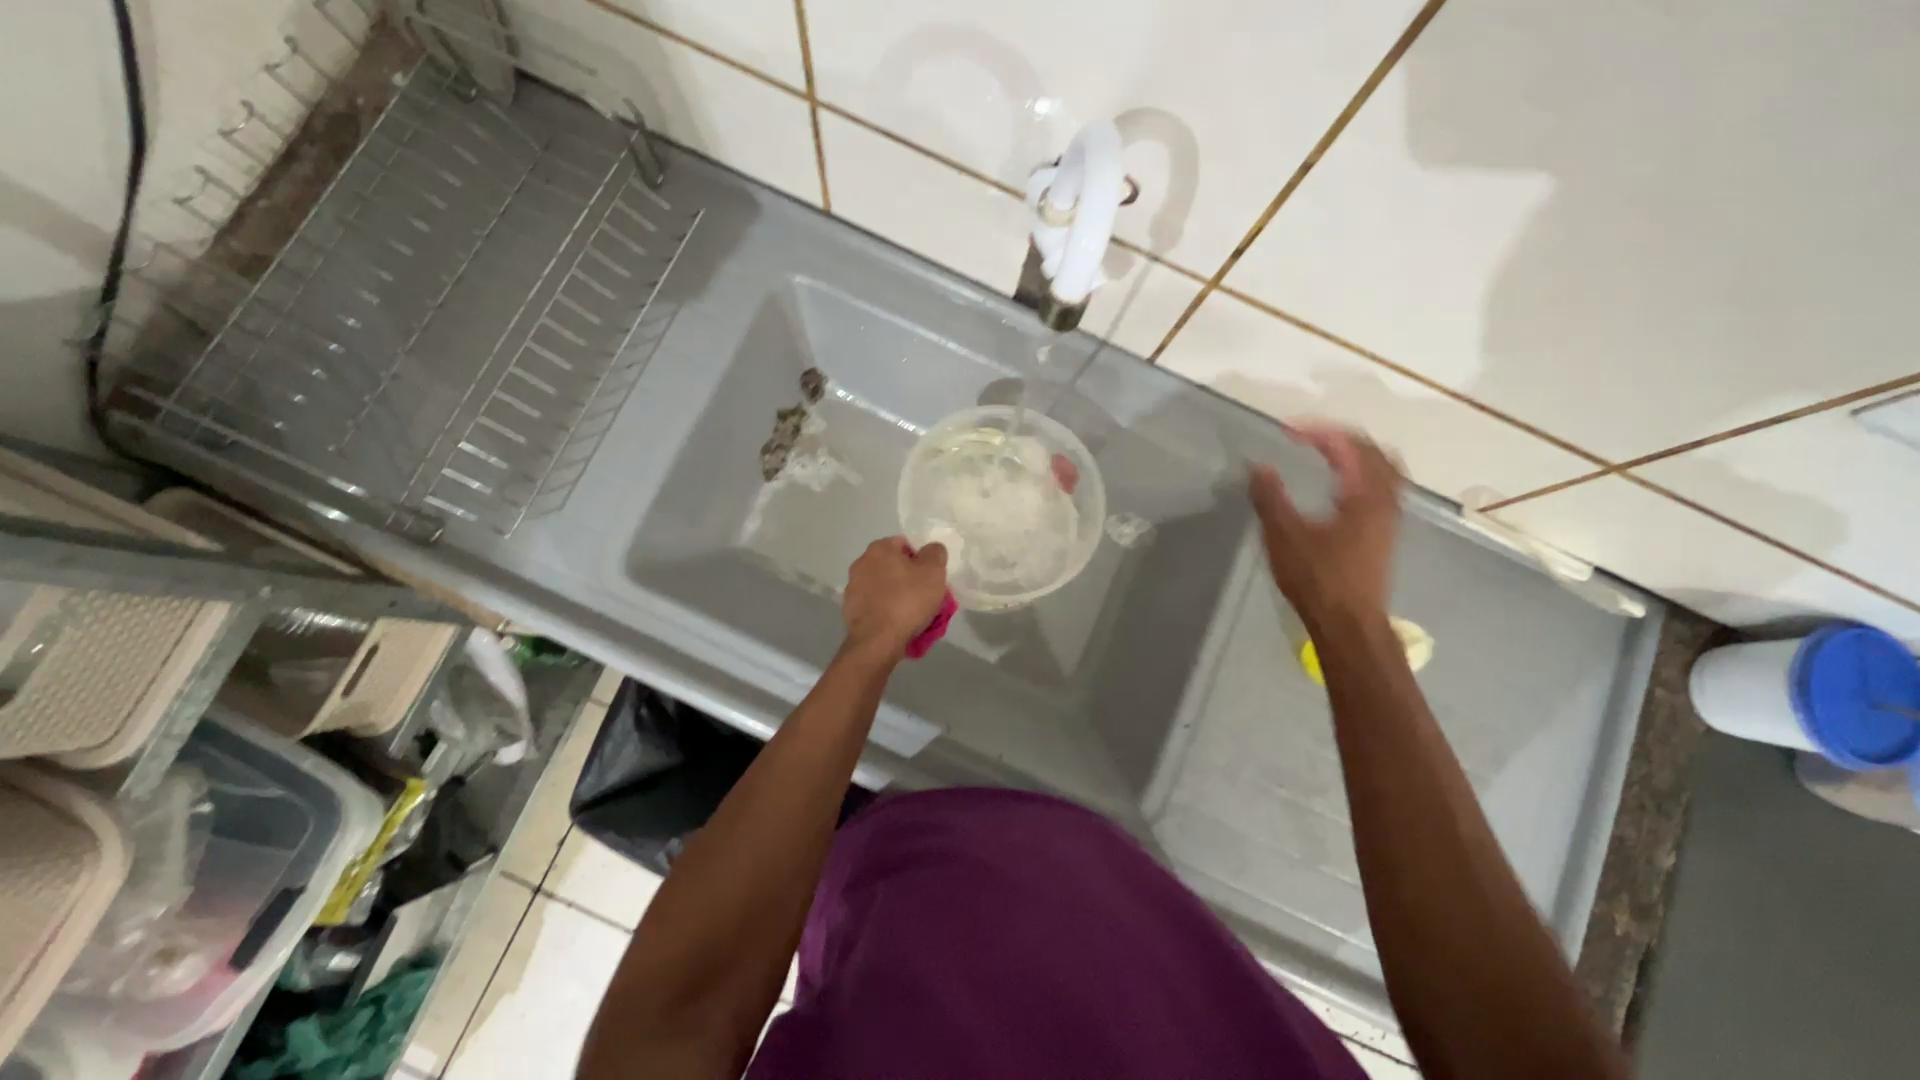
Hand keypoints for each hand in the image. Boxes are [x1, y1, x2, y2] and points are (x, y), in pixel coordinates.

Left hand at [841, 537, 949, 661]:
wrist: (878, 640)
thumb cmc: (908, 600)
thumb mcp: (933, 572)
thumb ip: (935, 553)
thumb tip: (931, 550)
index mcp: (879, 549)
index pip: (904, 544)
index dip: (920, 559)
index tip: (930, 577)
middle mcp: (861, 563)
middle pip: (892, 566)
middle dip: (907, 577)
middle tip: (924, 595)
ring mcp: (852, 587)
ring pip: (882, 586)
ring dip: (895, 594)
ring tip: (911, 613)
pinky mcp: (849, 610)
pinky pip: (874, 605)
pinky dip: (884, 610)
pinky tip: (896, 623)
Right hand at [1248, 425, 1402, 631]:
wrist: (1349, 624)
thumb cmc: (1317, 578)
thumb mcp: (1284, 535)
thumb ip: (1270, 496)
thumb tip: (1259, 465)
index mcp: (1366, 493)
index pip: (1348, 444)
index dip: (1317, 431)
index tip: (1287, 432)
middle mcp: (1386, 499)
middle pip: (1374, 451)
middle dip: (1341, 438)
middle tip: (1309, 438)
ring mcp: (1390, 518)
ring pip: (1383, 470)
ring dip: (1356, 457)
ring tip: (1325, 457)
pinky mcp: (1385, 534)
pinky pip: (1382, 488)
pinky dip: (1361, 476)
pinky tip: (1336, 490)